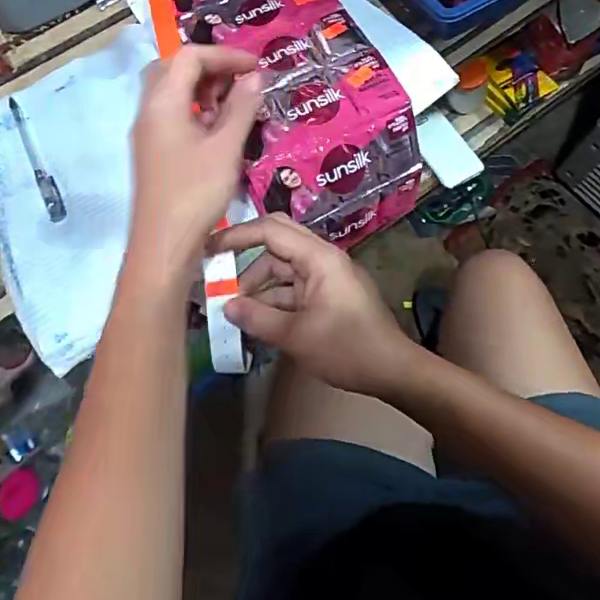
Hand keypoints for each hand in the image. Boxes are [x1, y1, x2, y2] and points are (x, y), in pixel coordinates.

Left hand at [127, 45, 260, 279]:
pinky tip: (221, 130)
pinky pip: (174, 114)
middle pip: (176, 68)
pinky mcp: (154, 150)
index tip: (257, 67)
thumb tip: (256, 76)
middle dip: (212, 68)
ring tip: (236, 106)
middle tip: (243, 82)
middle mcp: (149, 110)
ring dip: (205, 89)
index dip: (225, 55)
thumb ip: (242, 107)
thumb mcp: (226, 148)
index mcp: (163, 103)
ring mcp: (149, 131)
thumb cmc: (195, 193)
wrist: (163, 245)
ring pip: (174, 91)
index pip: (190, 56)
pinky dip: (198, 110)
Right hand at [209, 214, 424, 396]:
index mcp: (319, 257)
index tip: (207, 248)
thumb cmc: (347, 348)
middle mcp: (322, 258)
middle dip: (245, 256)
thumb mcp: (296, 336)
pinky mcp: (328, 293)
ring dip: (258, 285)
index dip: (236, 235)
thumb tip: (226, 306)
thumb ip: (258, 318)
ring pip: (282, 268)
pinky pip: (293, 286)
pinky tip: (256, 320)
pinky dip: (273, 299)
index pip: (270, 230)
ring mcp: (326, 275)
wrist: (392, 369)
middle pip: (277, 242)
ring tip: (233, 309)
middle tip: (216, 272)